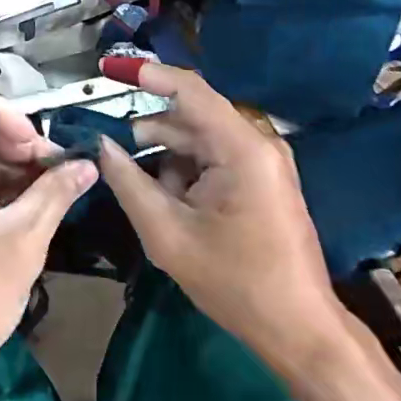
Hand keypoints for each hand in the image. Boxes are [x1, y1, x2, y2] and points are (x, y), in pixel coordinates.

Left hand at [0, 86, 97, 400]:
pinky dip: (1, 183)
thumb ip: (56, 193)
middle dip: (17, 141)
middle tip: (56, 168)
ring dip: (13, 164)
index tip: (36, 144)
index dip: (4, 113)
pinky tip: (34, 202)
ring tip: (53, 186)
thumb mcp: (23, 240)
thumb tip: (89, 163)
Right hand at [97, 63, 347, 367]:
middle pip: (188, 117)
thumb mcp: (166, 232)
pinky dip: (183, 171)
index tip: (109, 69)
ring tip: (143, 192)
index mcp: (241, 149)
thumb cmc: (236, 282)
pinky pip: (210, 157)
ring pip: (196, 139)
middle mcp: (256, 144)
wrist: (300, 332)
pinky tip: (169, 203)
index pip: (189, 90)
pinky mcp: (260, 178)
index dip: (147, 74)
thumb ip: (127, 180)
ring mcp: (261, 161)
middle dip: (148, 133)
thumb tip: (100, 143)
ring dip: (164, 157)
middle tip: (109, 153)